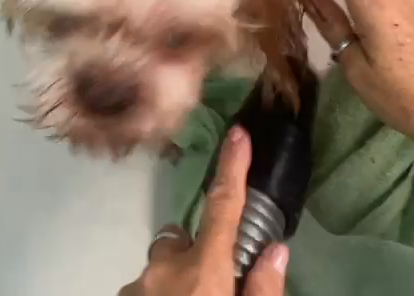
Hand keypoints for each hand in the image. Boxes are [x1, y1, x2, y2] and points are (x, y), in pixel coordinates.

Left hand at [118, 125, 288, 295]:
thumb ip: (262, 289)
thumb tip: (276, 251)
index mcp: (204, 269)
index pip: (223, 206)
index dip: (232, 167)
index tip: (238, 133)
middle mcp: (165, 267)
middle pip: (178, 239)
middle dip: (191, 251)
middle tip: (208, 284)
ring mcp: (137, 284)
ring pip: (158, 266)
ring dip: (172, 280)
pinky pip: (142, 287)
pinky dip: (155, 294)